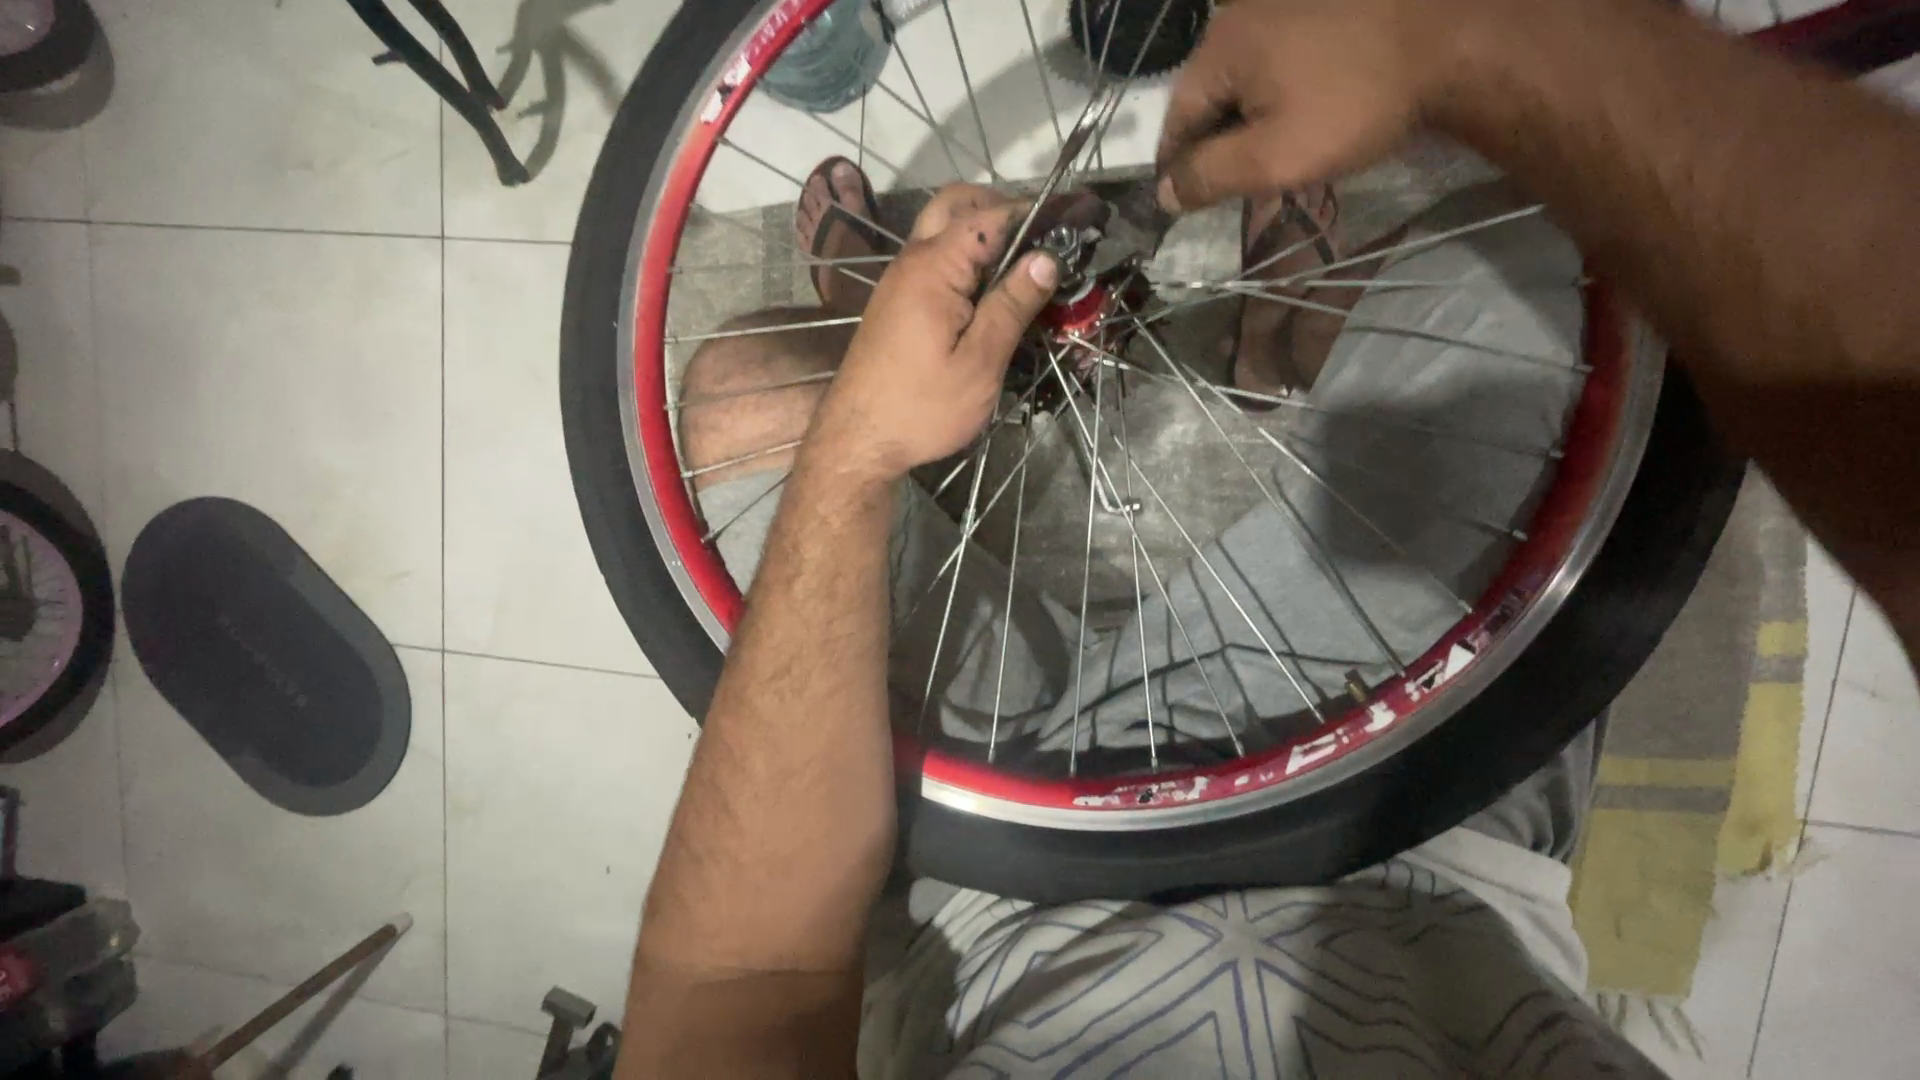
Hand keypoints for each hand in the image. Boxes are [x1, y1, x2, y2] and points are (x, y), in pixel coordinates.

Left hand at [808, 184, 1059, 482]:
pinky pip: (934, 264)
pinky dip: (964, 262)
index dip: (1036, 211)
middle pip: (956, 206)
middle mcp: (912, 261)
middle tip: (1041, 238)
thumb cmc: (922, 407)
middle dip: (1002, 210)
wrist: (858, 440)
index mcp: (934, 267)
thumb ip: (1012, 305)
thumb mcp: (980, 362)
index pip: (991, 215)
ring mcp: (899, 282)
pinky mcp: (896, 306)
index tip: (1076, 219)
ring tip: (1025, 267)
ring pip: (942, 233)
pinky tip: (990, 294)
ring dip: (982, 236)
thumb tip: (1046, 258)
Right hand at [1155, 0, 1465, 212]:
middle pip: (1209, 92)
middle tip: (1231, 182)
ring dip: (1246, 114)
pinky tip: (1300, 109)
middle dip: (1212, 139)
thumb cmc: (1355, 104)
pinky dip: (1277, 87)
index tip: (1185, 200)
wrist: (1457, 37)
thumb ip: (1209, 177)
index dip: (1176, 165)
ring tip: (1268, 150)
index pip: (1176, 118)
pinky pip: (1278, 52)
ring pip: (1244, 73)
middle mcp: (1242, 10)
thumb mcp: (1271, 159)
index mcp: (1221, 46)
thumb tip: (1164, 193)